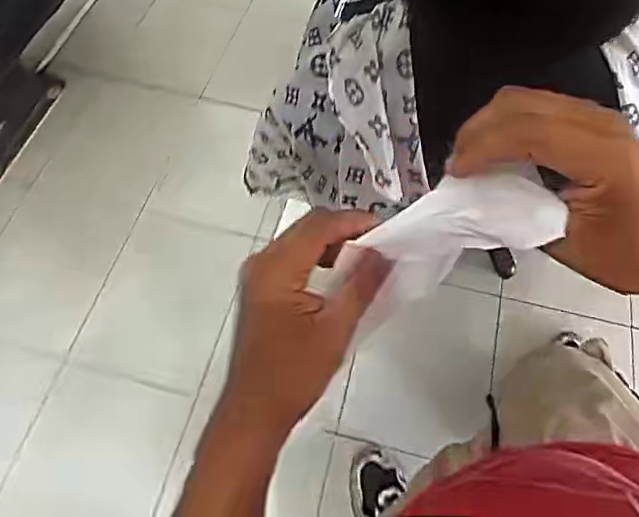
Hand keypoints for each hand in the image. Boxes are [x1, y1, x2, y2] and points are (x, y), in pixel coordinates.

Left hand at [224, 211, 390, 434]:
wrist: (252, 417)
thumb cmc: (293, 376)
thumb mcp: (336, 329)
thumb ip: (362, 283)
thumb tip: (384, 252)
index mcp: (278, 269)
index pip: (321, 225)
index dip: (356, 221)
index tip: (386, 230)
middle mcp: (263, 263)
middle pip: (310, 225)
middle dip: (346, 228)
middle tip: (378, 243)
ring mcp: (258, 274)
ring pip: (302, 236)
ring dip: (333, 240)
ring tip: (364, 258)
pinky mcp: (260, 287)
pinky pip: (293, 253)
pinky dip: (319, 253)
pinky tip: (338, 273)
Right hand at [449, 88, 638, 299]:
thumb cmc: (630, 254)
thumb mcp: (570, 243)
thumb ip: (523, 213)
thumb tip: (477, 195)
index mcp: (605, 155)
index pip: (532, 130)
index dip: (486, 145)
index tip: (456, 171)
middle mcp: (603, 124)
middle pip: (525, 104)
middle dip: (481, 129)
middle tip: (456, 164)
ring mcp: (600, 116)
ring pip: (530, 99)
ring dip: (493, 123)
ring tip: (471, 158)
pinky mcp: (594, 119)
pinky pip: (542, 106)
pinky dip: (511, 123)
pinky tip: (499, 150)